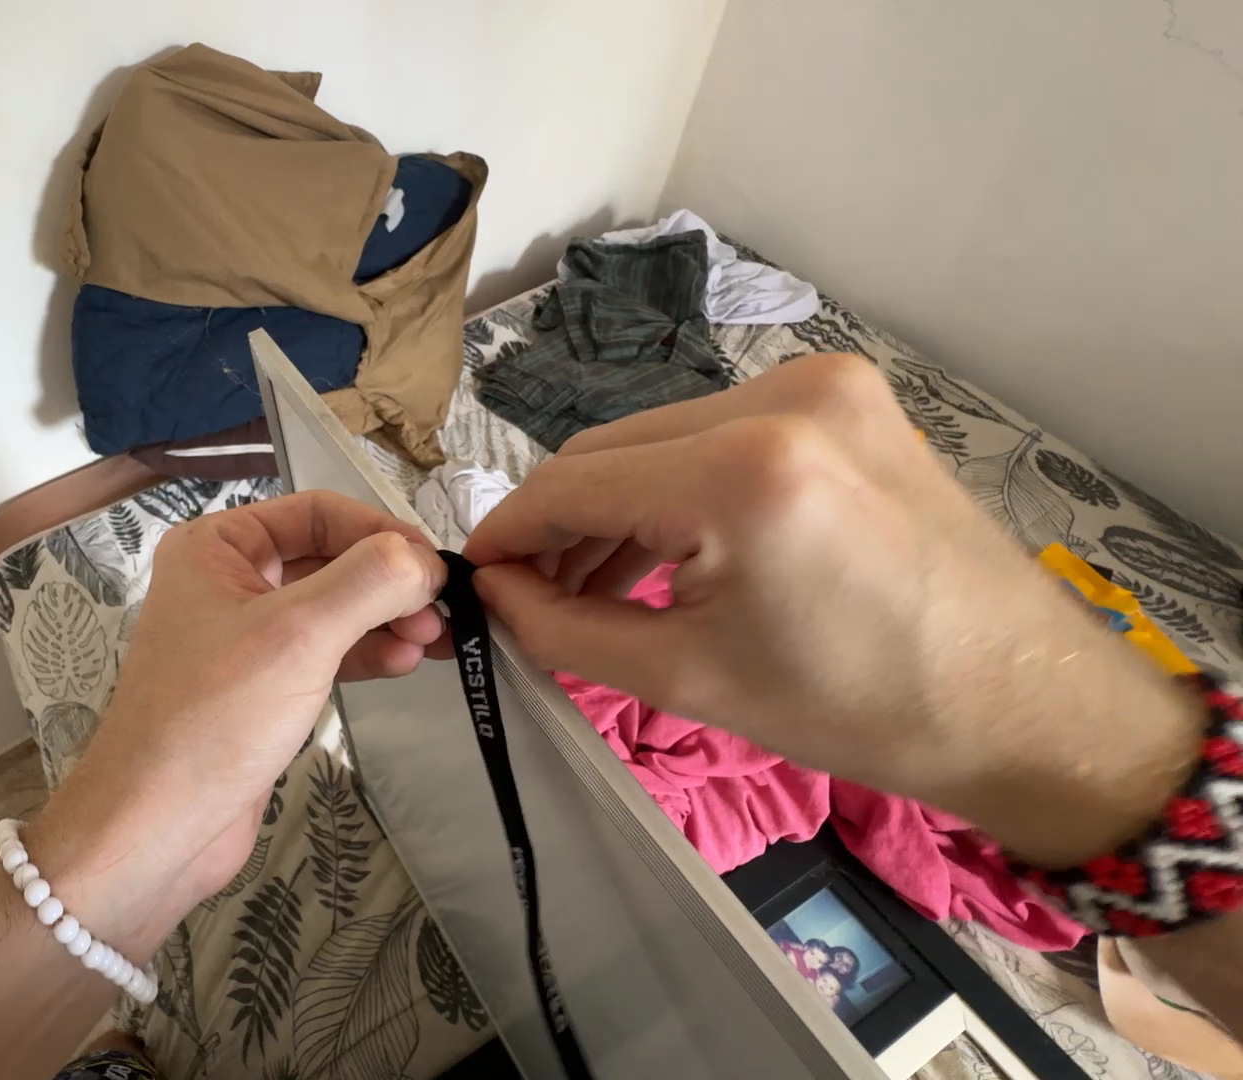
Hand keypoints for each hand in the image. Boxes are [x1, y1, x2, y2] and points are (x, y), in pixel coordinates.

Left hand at [26, 491, 444, 957]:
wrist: (155, 828)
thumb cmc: (215, 715)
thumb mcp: (298, 633)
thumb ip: (370, 581)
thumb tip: (426, 558)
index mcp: (218, 545)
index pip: (318, 512)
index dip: (382, 531)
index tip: (436, 564)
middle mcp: (229, 580)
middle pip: (330, 559)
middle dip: (388, 582)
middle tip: (440, 610)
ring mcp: (246, 635)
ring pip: (333, 608)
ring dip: (385, 618)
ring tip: (433, 641)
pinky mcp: (263, 684)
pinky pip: (325, 651)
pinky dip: (366, 651)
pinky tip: (403, 661)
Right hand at [463, 354, 1205, 866]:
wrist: (1028, 709)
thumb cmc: (852, 710)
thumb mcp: (677, 676)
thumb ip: (556, 626)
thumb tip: (494, 588)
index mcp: (740, 473)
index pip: (569, 484)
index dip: (508, 531)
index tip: (478, 572)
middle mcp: (777, 399)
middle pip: (605, 453)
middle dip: (553, 523)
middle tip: (528, 588)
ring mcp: (815, 386)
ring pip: (649, 441)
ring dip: (605, 508)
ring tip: (582, 580)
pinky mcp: (836, 398)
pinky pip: (703, 437)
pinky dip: (662, 492)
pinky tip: (646, 551)